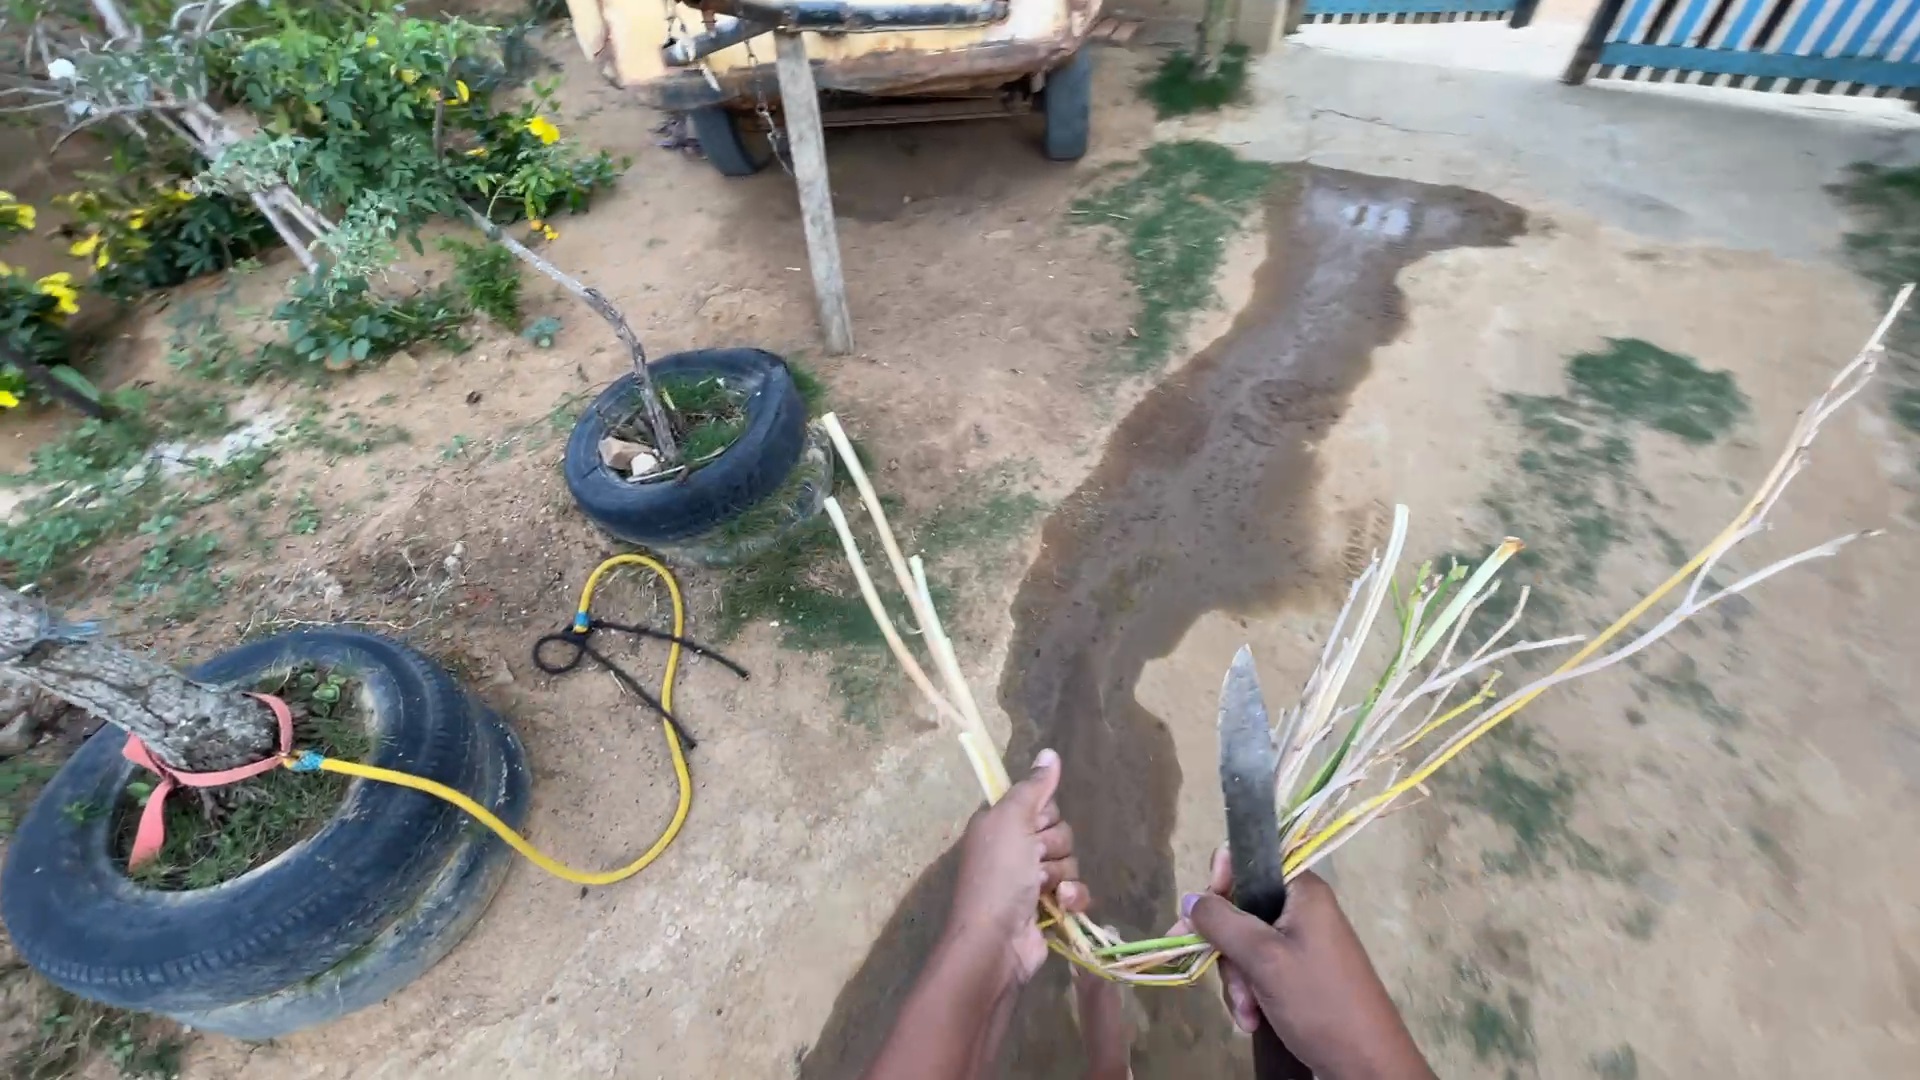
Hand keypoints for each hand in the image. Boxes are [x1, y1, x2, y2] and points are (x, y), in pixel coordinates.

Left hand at [947, 748, 1089, 982]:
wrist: (996, 941)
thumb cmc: (998, 874)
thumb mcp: (1011, 820)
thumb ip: (1034, 787)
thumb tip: (1050, 752)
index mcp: (1001, 823)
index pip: (1040, 803)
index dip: (1043, 815)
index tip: (1033, 826)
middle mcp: (1015, 847)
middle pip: (1058, 830)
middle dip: (1053, 846)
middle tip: (1035, 859)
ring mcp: (1032, 879)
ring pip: (1070, 860)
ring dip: (1061, 873)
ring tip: (1042, 888)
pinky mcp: (1049, 907)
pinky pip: (1076, 890)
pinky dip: (1072, 897)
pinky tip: (1060, 905)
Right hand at [1179, 850, 1434, 1079]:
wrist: (1371, 1073)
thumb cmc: (1321, 1003)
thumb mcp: (1263, 957)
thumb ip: (1220, 921)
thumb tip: (1188, 898)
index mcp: (1301, 890)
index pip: (1246, 860)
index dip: (1220, 882)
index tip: (1204, 913)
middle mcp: (1300, 909)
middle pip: (1239, 907)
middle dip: (1225, 947)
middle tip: (1218, 972)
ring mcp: (1301, 943)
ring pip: (1244, 942)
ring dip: (1236, 978)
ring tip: (1246, 1012)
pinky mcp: (1300, 973)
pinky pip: (1258, 968)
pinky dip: (1250, 992)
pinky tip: (1251, 1019)